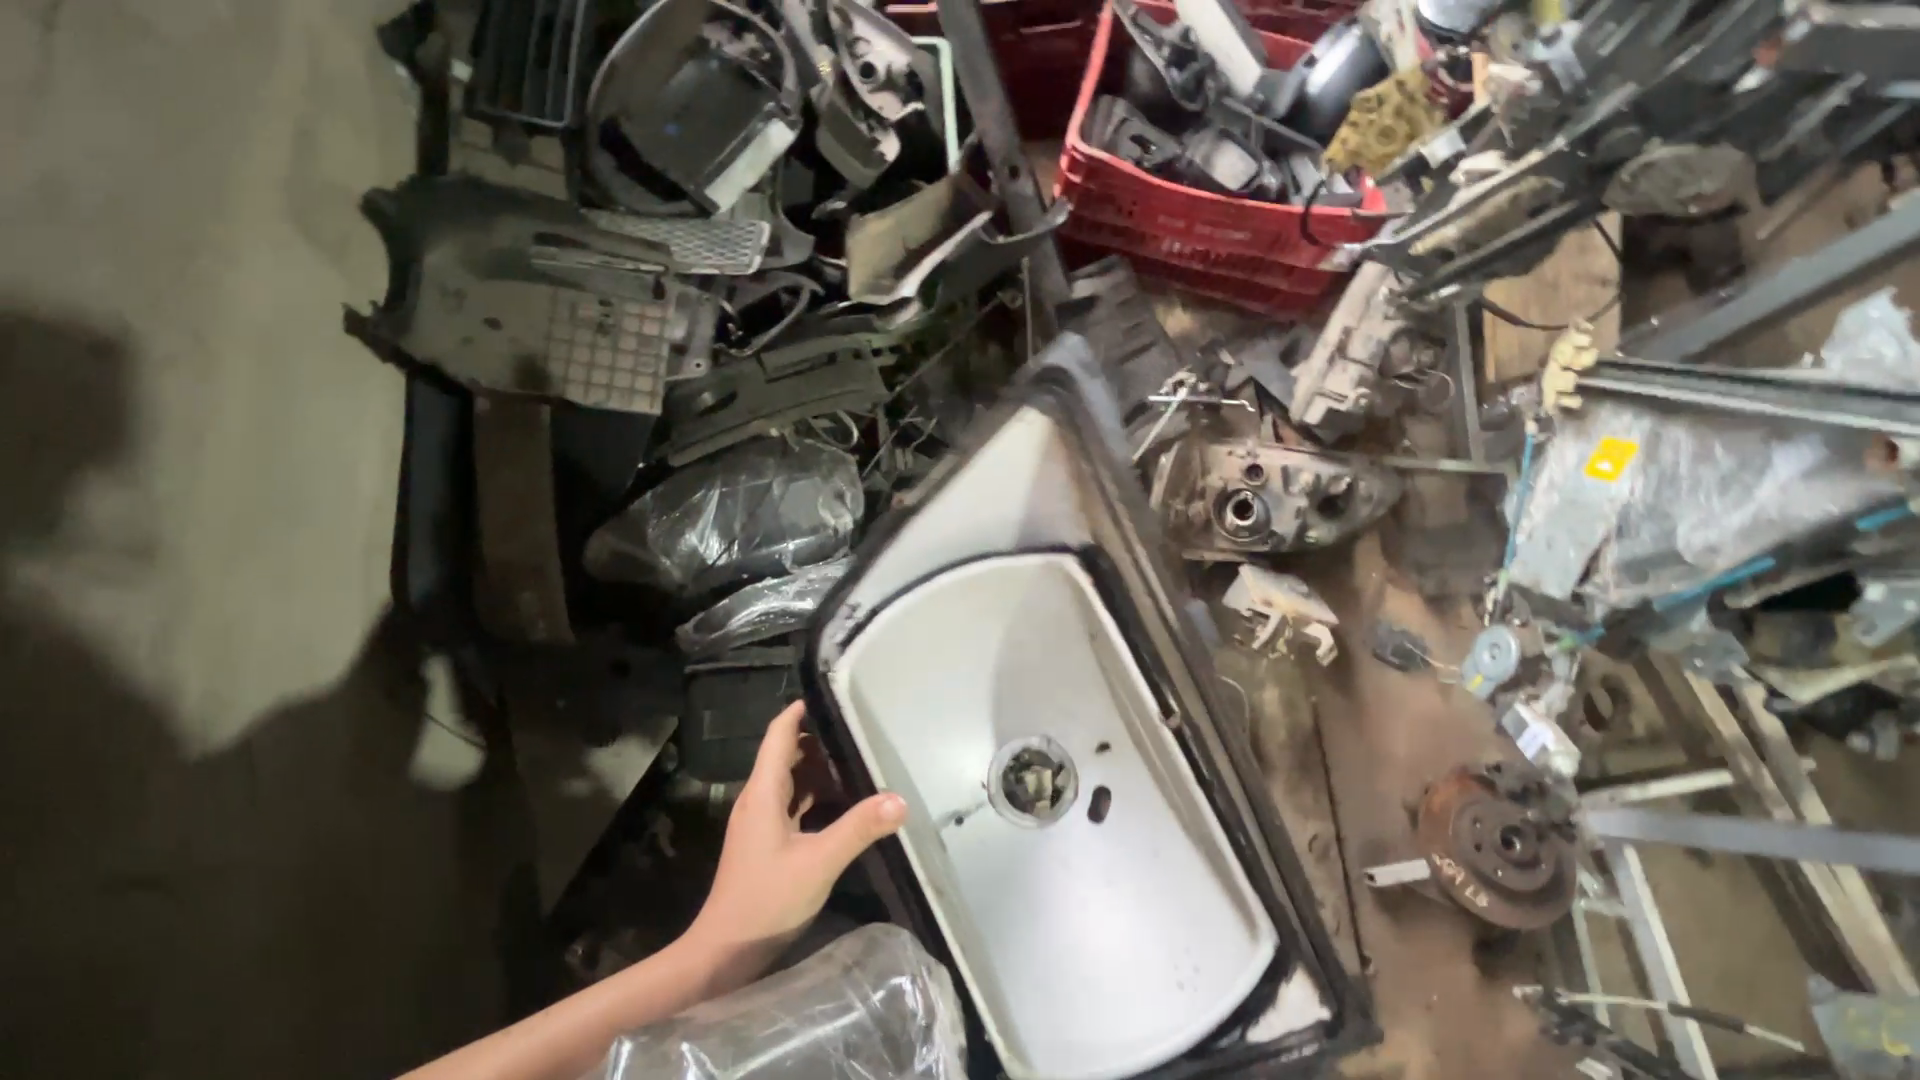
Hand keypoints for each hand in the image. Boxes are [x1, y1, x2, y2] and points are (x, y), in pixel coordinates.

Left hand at [684, 701, 906, 982]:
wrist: (725, 952)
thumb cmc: (766, 901)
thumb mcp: (819, 863)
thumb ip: (858, 828)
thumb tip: (900, 798)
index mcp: (763, 793)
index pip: (778, 735)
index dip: (799, 711)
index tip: (830, 693)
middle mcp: (757, 800)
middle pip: (785, 754)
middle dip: (817, 737)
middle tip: (857, 726)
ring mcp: (759, 823)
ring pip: (789, 779)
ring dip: (817, 767)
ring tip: (856, 757)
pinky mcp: (765, 843)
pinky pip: (791, 803)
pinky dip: (814, 794)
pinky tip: (841, 802)